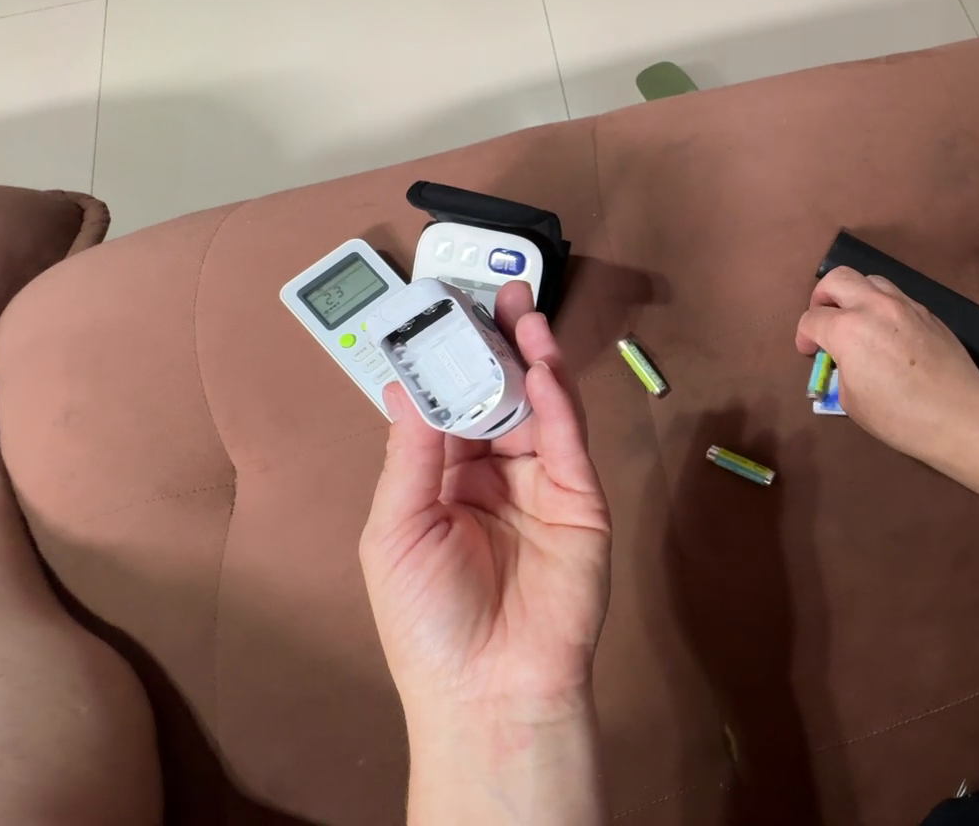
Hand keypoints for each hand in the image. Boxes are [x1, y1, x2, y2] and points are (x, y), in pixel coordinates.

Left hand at [359, 281, 610, 734]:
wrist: (494, 685)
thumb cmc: (429, 619)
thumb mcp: (396, 531)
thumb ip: (411, 453)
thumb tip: (403, 382)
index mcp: (443, 479)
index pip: (450, 404)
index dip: (448, 359)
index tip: (443, 312)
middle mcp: (495, 472)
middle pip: (501, 394)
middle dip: (500, 344)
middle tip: (499, 293)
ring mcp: (543, 481)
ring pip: (541, 407)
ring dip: (534, 359)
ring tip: (524, 312)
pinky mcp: (582, 494)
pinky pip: (568, 438)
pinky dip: (559, 400)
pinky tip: (545, 367)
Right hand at [795, 266, 978, 458]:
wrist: (958, 413)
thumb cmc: (899, 416)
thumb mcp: (852, 401)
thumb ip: (841, 371)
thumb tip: (845, 360)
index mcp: (848, 329)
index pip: (812, 319)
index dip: (804, 337)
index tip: (810, 352)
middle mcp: (874, 306)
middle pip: (837, 279)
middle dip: (822, 297)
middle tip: (824, 321)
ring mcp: (904, 304)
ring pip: (869, 280)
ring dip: (855, 295)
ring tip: (857, 321)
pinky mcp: (927, 311)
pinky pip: (896, 296)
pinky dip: (881, 306)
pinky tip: (886, 331)